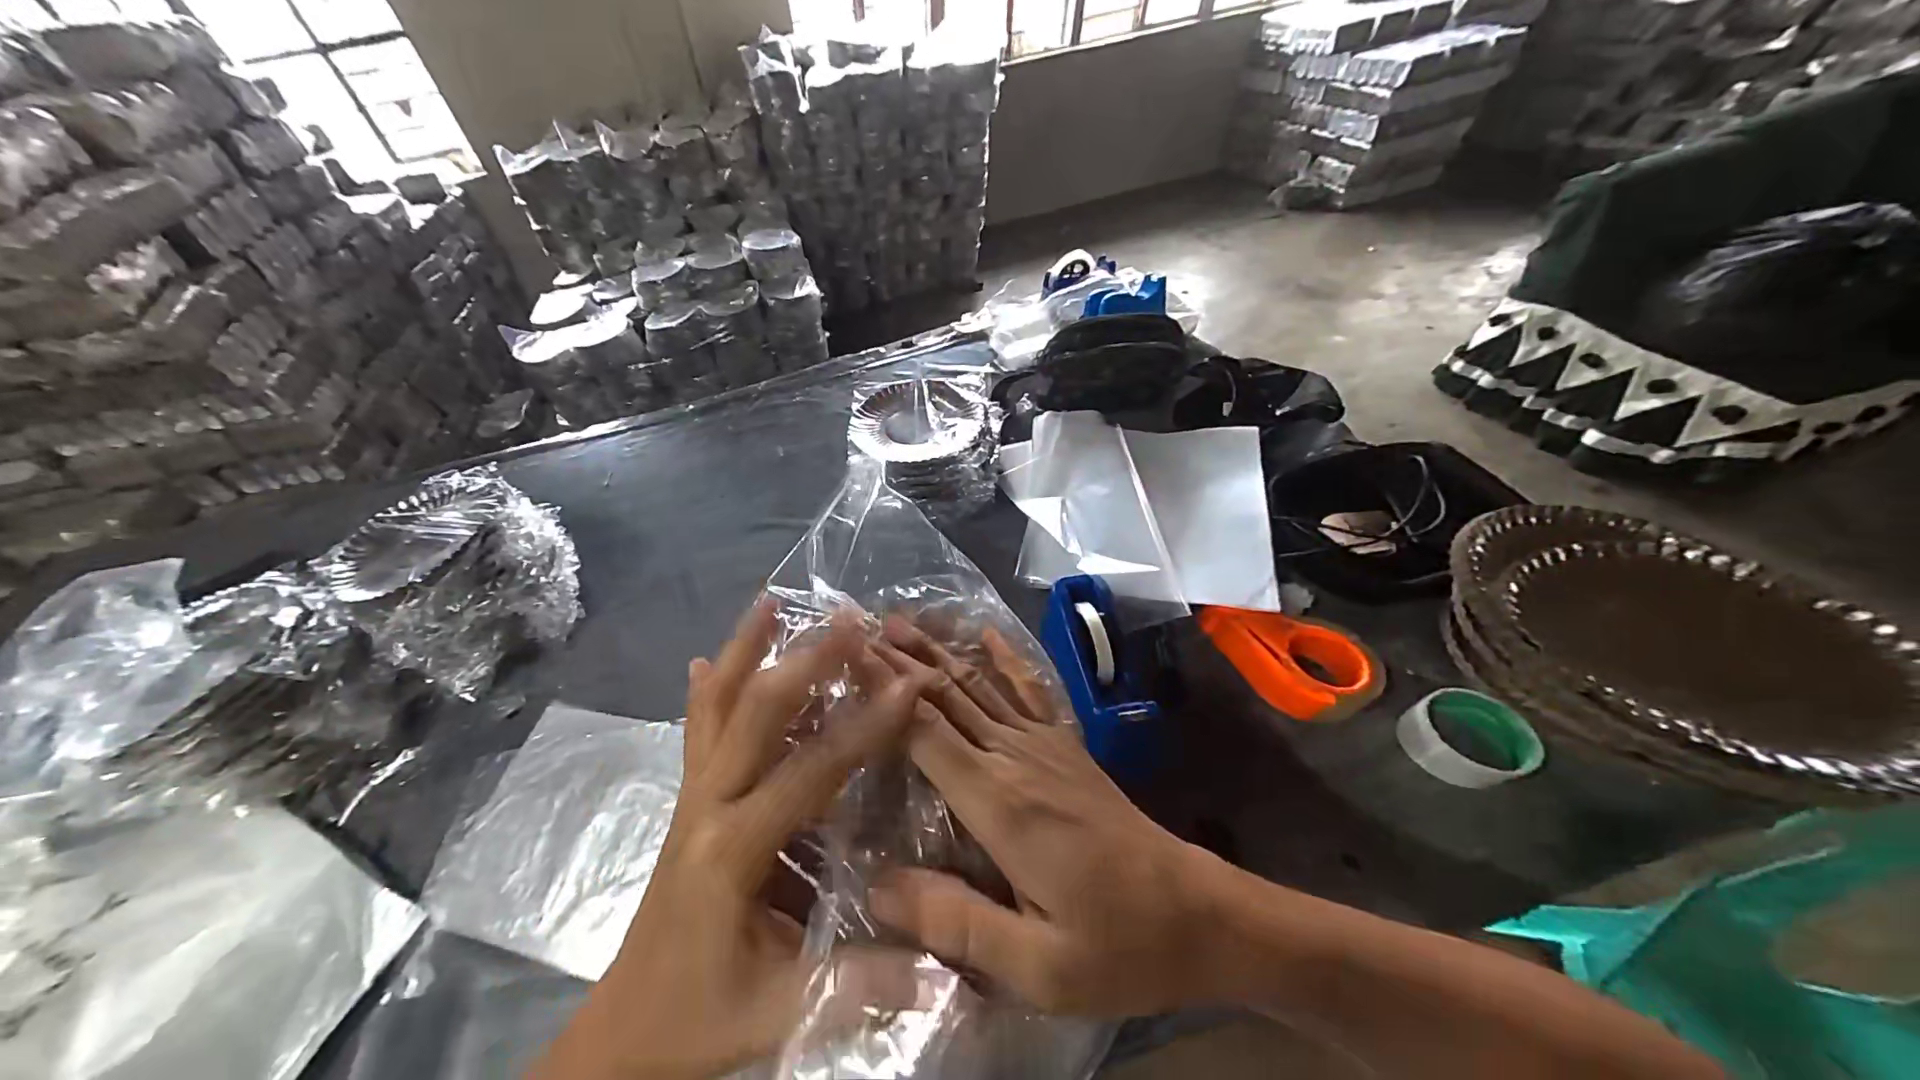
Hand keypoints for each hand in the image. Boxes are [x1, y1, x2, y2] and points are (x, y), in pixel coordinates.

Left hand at [533, 600, 931, 1079]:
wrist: (620, 1037)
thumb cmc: (699, 1018)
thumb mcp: (782, 1011)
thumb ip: (863, 985)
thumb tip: (948, 967)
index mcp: (736, 847)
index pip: (812, 768)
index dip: (865, 724)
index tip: (909, 683)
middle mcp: (709, 805)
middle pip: (754, 711)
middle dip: (805, 659)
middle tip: (849, 618)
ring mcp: (693, 798)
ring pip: (715, 707)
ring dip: (744, 651)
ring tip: (770, 601)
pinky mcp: (689, 803)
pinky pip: (696, 732)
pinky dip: (705, 689)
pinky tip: (703, 658)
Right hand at [866, 617, 1234, 1017]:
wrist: (1197, 914)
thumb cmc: (1117, 944)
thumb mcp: (1038, 965)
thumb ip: (957, 924)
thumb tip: (877, 888)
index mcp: (1000, 803)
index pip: (925, 731)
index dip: (881, 690)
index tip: (845, 654)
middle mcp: (1017, 758)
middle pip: (946, 696)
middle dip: (898, 659)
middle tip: (855, 624)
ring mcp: (1045, 747)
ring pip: (979, 685)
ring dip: (937, 651)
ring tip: (902, 620)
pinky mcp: (1065, 748)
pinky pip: (1028, 691)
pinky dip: (1003, 659)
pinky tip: (984, 634)